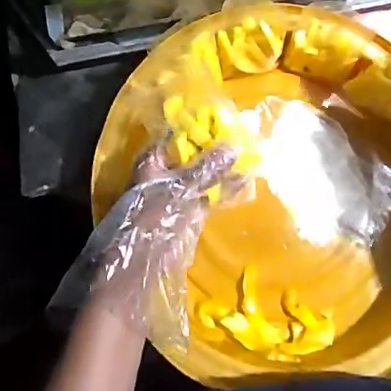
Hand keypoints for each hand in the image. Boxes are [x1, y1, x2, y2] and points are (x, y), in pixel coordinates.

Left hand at [54, 142, 242, 349]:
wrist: (138, 270)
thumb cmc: (150, 220)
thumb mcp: (178, 190)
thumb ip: (206, 169)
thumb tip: (233, 146)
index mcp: (152, 161)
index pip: (178, 134)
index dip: (201, 127)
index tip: (227, 120)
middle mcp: (163, 173)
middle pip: (193, 155)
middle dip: (217, 149)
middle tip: (246, 137)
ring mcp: (175, 194)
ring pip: (203, 176)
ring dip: (223, 169)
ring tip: (251, 156)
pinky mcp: (186, 214)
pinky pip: (208, 195)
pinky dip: (224, 189)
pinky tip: (245, 183)